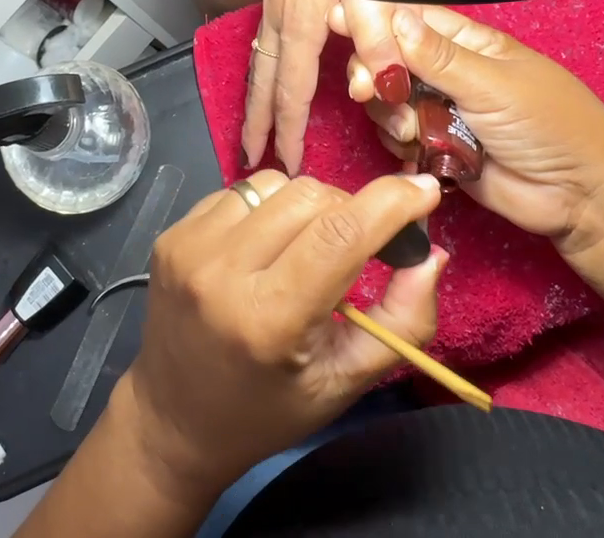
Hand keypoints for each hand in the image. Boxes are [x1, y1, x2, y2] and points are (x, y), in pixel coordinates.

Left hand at [115, 170, 445, 493]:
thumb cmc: (269, 409)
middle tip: (359, 243)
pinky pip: (236, 192)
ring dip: (305, 206)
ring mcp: (188, 248)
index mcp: (270, 318)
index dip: (390, 204)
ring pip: (272, 185)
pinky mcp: (171, 235)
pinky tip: (264, 247)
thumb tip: (431, 253)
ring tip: (306, 248)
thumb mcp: (346, 380)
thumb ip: (402, 322)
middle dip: (350, 210)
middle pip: (309, 197)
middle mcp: (221, 273)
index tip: (426, 190)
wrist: (175, 417)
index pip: (339, 235)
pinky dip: (265, 208)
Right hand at [243, 0, 407, 173]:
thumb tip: (384, 91)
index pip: (291, 91)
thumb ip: (380, 40)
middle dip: (255, 122)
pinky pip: (263, 41)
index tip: (287, 166)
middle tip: (249, 158)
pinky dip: (261, 67)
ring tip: (253, 125)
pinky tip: (269, 70)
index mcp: (301, 24)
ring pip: (258, 59)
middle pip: (261, 80)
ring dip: (255, 96)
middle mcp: (279, 17)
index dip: (288, 132)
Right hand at [349, 7, 603, 255]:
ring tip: (415, 132)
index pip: (411, 20)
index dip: (376, 21)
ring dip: (390, 114)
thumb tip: (394, 15)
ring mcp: (440, 111)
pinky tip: (418, 153)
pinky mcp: (435, 148)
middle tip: (370, 91)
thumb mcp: (494, 85)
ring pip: (387, 100)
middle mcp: (449, 73)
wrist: (580, 199)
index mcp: (469, 44)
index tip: (341, 23)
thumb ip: (439, 57)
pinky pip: (397, 137)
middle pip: (388, 61)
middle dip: (375, 75)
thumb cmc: (551, 126)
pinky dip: (399, 143)